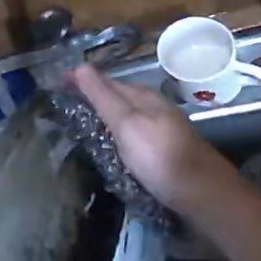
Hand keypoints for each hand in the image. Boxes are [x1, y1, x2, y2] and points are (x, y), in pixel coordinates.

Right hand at [71, 64, 238, 213]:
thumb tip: (79, 65)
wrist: (203, 194)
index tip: (56, 84)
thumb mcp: (126, 123)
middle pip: (117, 96)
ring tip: (83, 125)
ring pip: (127, 115)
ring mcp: (163, 128)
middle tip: (64, 104)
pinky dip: (119, 134)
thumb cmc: (160, 156)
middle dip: (93, 96)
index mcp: (142, 95)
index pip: (105, 80)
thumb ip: (103, 96)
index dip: (81, 80)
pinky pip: (135, 134)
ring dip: (106, 116)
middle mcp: (153, 106)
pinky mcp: (167, 150)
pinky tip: (114, 147)